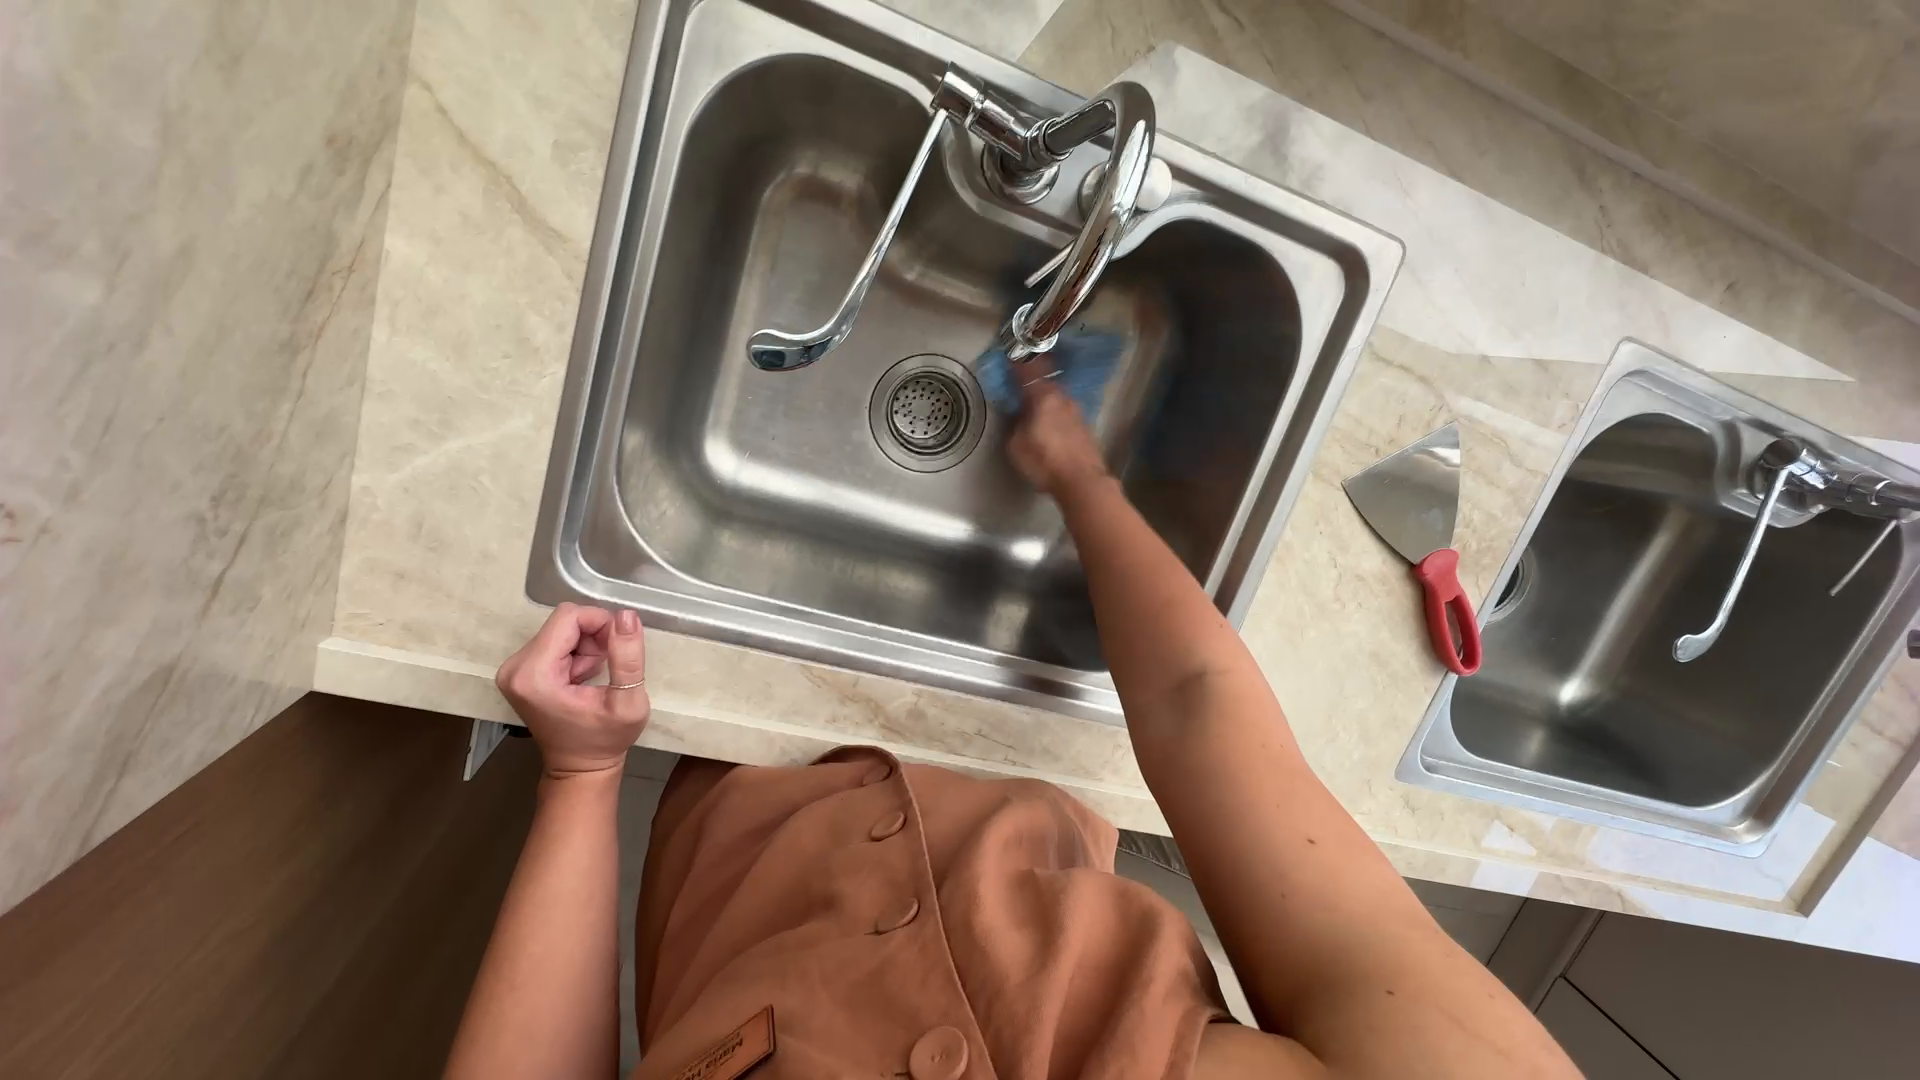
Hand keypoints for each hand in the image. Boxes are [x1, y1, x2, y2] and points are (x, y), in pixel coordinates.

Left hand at [496, 603, 650, 777]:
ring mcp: (514, 669)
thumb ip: (628, 657)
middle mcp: (515, 667)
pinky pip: (555, 641)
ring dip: (587, 645)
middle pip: (564, 622)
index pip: (569, 617)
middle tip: (609, 666)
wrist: (579, 768)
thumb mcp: (628, 702)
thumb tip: (627, 615)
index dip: (601, 624)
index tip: (618, 649)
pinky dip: (576, 653)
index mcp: (534, 674)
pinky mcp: (521, 671)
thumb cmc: (605, 740)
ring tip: (595, 676)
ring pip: (561, 629)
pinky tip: (583, 678)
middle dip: (594, 636)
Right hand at [1008, 358, 1109, 496]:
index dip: (1017, 363)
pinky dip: (1054, 412)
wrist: (1082, 481)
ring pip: (1056, 397)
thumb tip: (1018, 414)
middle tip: (1020, 385)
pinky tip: (1049, 425)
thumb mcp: (1016, 444)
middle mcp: (1062, 398)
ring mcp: (1076, 412)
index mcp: (1042, 397)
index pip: (1027, 372)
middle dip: (1032, 382)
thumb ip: (1015, 424)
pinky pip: (1064, 412)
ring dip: (1045, 399)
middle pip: (1045, 382)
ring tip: (1034, 408)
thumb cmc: (1045, 462)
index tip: (1010, 357)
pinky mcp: (1084, 427)